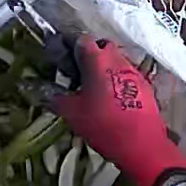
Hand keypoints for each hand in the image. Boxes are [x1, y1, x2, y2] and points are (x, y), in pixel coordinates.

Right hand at [56, 37, 185, 185]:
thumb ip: (55, 97)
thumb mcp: (72, 113)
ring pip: (117, 60)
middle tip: (79, 71)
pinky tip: (112, 98)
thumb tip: (39, 90)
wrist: (144, 147)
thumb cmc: (103, 124)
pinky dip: (118, 80)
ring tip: (95, 86)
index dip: (70, 44)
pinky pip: (128, 75)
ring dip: (106, 67)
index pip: (81, 39)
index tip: (63, 56)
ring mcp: (134, 72)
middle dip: (91, 54)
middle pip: (102, 46)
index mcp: (97, 60)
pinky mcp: (146, 86)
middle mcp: (117, 60)